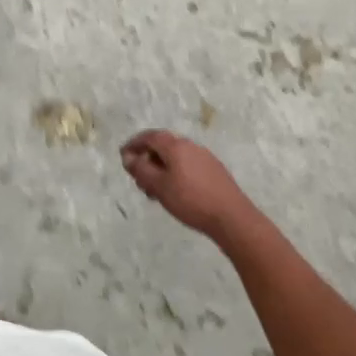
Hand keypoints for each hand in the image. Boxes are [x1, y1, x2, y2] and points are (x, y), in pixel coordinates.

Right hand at [120, 129, 250, 237]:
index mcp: (176, 146)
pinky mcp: (214, 171)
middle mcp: (191, 146)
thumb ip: (140, 169)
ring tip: (154, 191)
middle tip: (138, 179)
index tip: (123, 156)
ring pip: (175, 158)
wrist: (232, 218)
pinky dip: (175, 173)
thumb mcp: (158, 186)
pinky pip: (187, 165)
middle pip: (163, 146)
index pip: (149, 136)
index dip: (134, 144)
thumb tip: (128, 157)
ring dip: (160, 169)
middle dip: (147, 159)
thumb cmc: (190, 200)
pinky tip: (175, 192)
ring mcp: (205, 158)